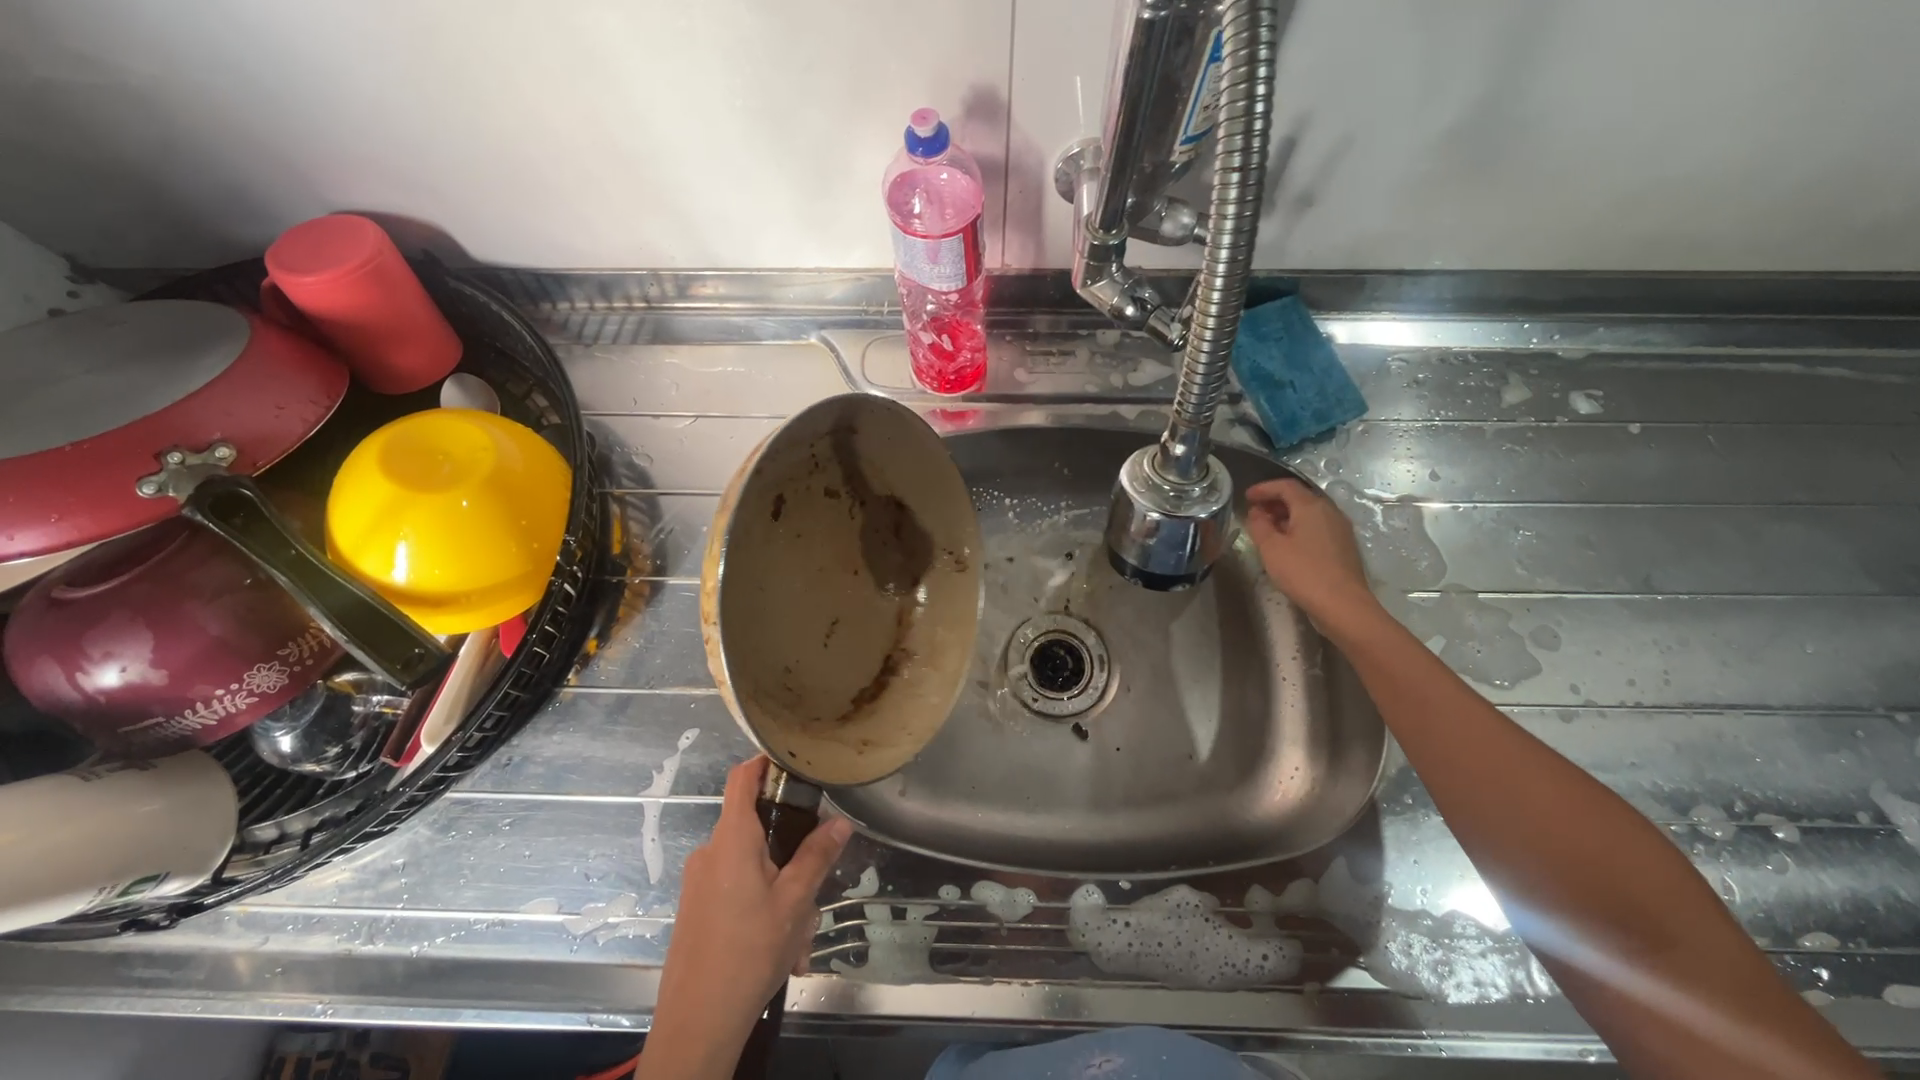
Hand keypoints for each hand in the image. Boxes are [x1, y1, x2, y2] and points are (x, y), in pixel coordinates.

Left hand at [640, 756, 852, 1079]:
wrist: (698, 1019)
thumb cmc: (749, 951)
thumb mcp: (795, 902)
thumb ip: (817, 856)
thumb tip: (839, 821)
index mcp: (732, 840)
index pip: (742, 777)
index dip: (765, 760)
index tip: (795, 760)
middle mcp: (710, 852)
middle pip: (757, 829)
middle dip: (792, 857)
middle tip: (814, 895)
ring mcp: (700, 882)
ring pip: (754, 869)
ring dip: (783, 896)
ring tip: (799, 942)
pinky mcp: (697, 908)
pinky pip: (738, 893)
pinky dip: (764, 912)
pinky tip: (783, 952)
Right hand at [1244, 478, 1381, 635]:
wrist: (1343, 604)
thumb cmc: (1303, 572)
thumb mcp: (1271, 548)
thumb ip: (1260, 526)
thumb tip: (1257, 513)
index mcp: (1311, 506)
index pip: (1286, 486)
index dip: (1264, 488)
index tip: (1247, 496)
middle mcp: (1330, 511)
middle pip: (1300, 497)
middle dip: (1276, 502)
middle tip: (1255, 512)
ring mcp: (1340, 529)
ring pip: (1310, 513)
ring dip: (1288, 516)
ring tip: (1269, 529)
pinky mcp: (1344, 546)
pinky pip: (1318, 527)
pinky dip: (1300, 528)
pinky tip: (1289, 545)